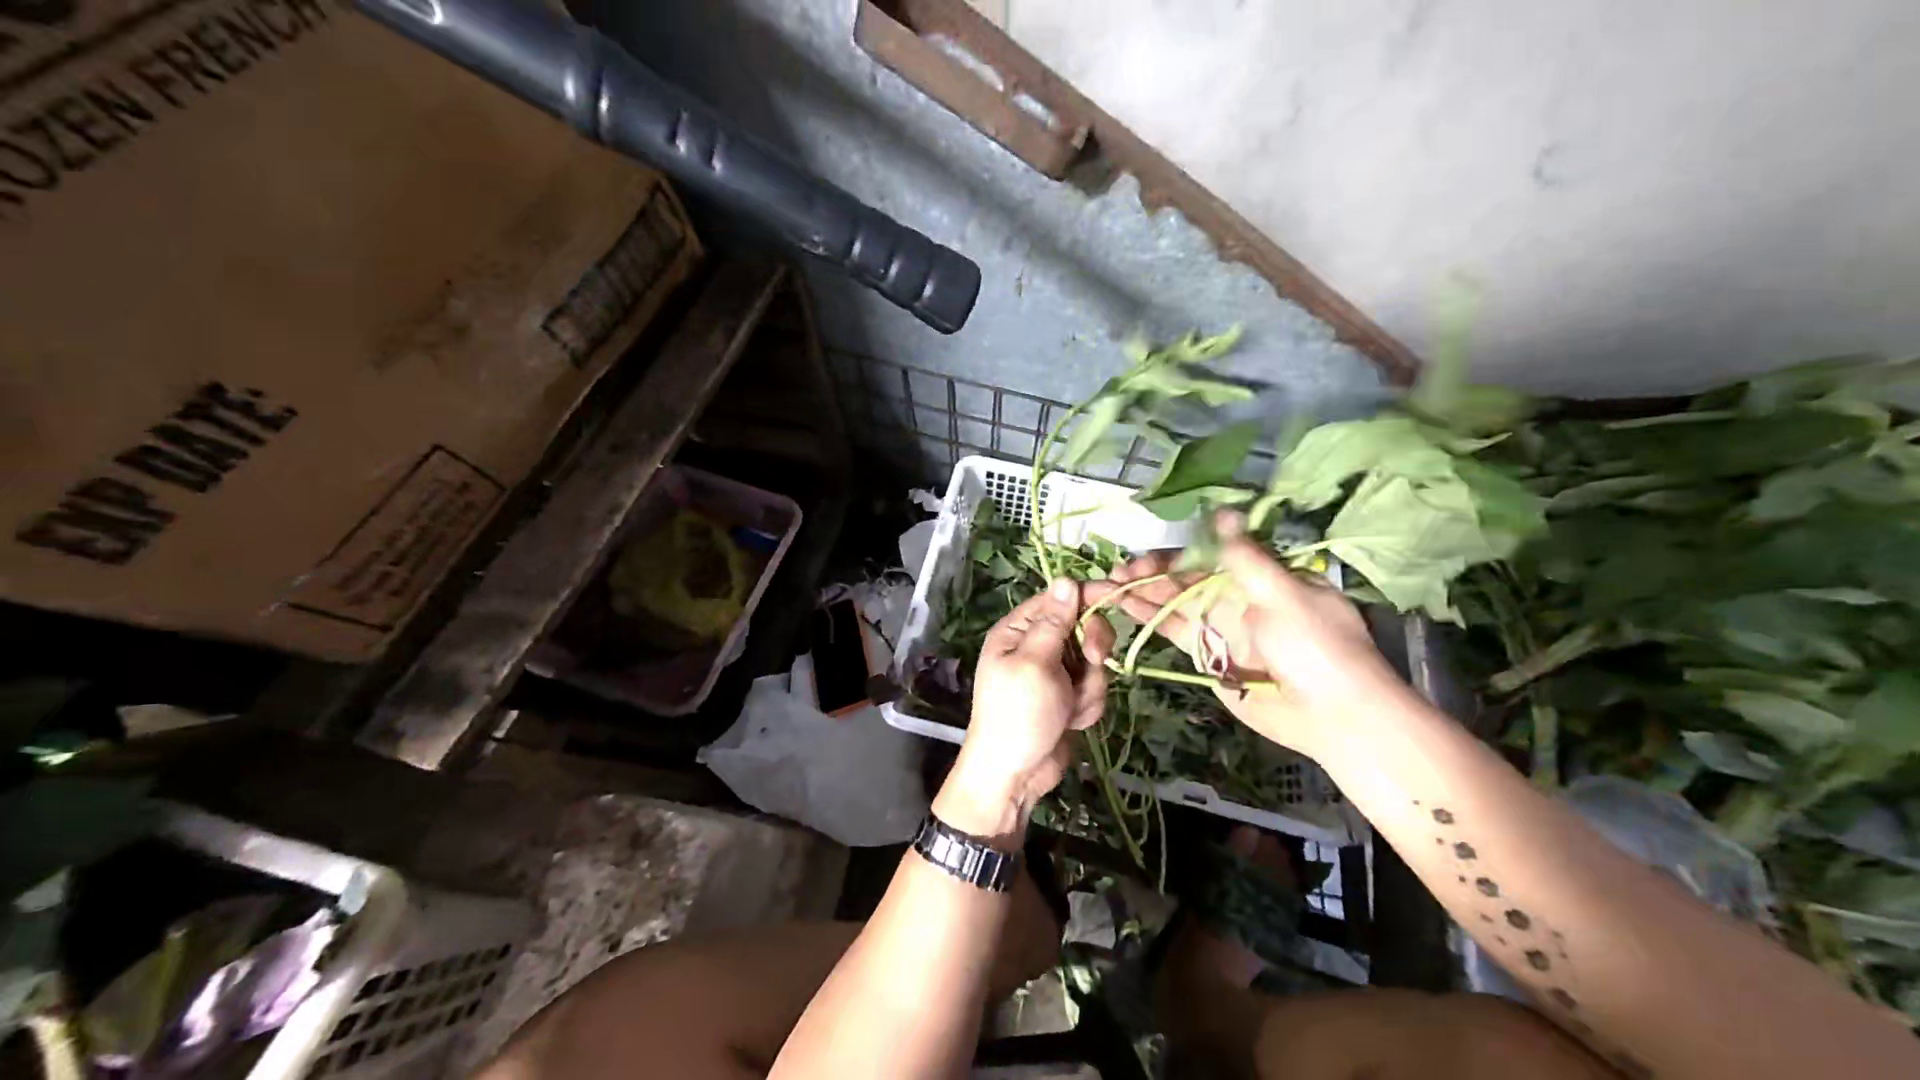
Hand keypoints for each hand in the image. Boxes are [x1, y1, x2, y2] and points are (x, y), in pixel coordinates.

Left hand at [933, 579, 1115, 846]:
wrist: (1015, 775)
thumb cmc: (1018, 715)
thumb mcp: (1035, 664)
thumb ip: (1054, 622)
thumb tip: (1065, 578)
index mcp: (1018, 630)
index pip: (1060, 598)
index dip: (1090, 595)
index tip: (1118, 595)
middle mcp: (1035, 646)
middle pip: (1083, 627)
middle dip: (1093, 649)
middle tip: (1093, 662)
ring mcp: (1053, 673)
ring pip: (1094, 662)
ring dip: (1089, 687)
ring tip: (1070, 708)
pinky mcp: (1067, 696)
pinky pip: (1093, 688)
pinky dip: (1087, 705)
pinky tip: (1071, 722)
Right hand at [1083, 512, 1411, 761]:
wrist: (1331, 715)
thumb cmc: (1317, 647)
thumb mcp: (1283, 594)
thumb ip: (1244, 557)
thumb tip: (1222, 512)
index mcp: (1258, 577)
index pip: (1207, 557)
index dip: (1174, 556)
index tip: (1143, 558)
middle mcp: (1234, 598)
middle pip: (1183, 580)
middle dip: (1148, 575)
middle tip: (1115, 574)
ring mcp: (1218, 627)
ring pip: (1171, 604)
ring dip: (1139, 595)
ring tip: (1103, 587)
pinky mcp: (1206, 655)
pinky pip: (1172, 631)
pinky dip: (1147, 619)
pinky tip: (1121, 607)